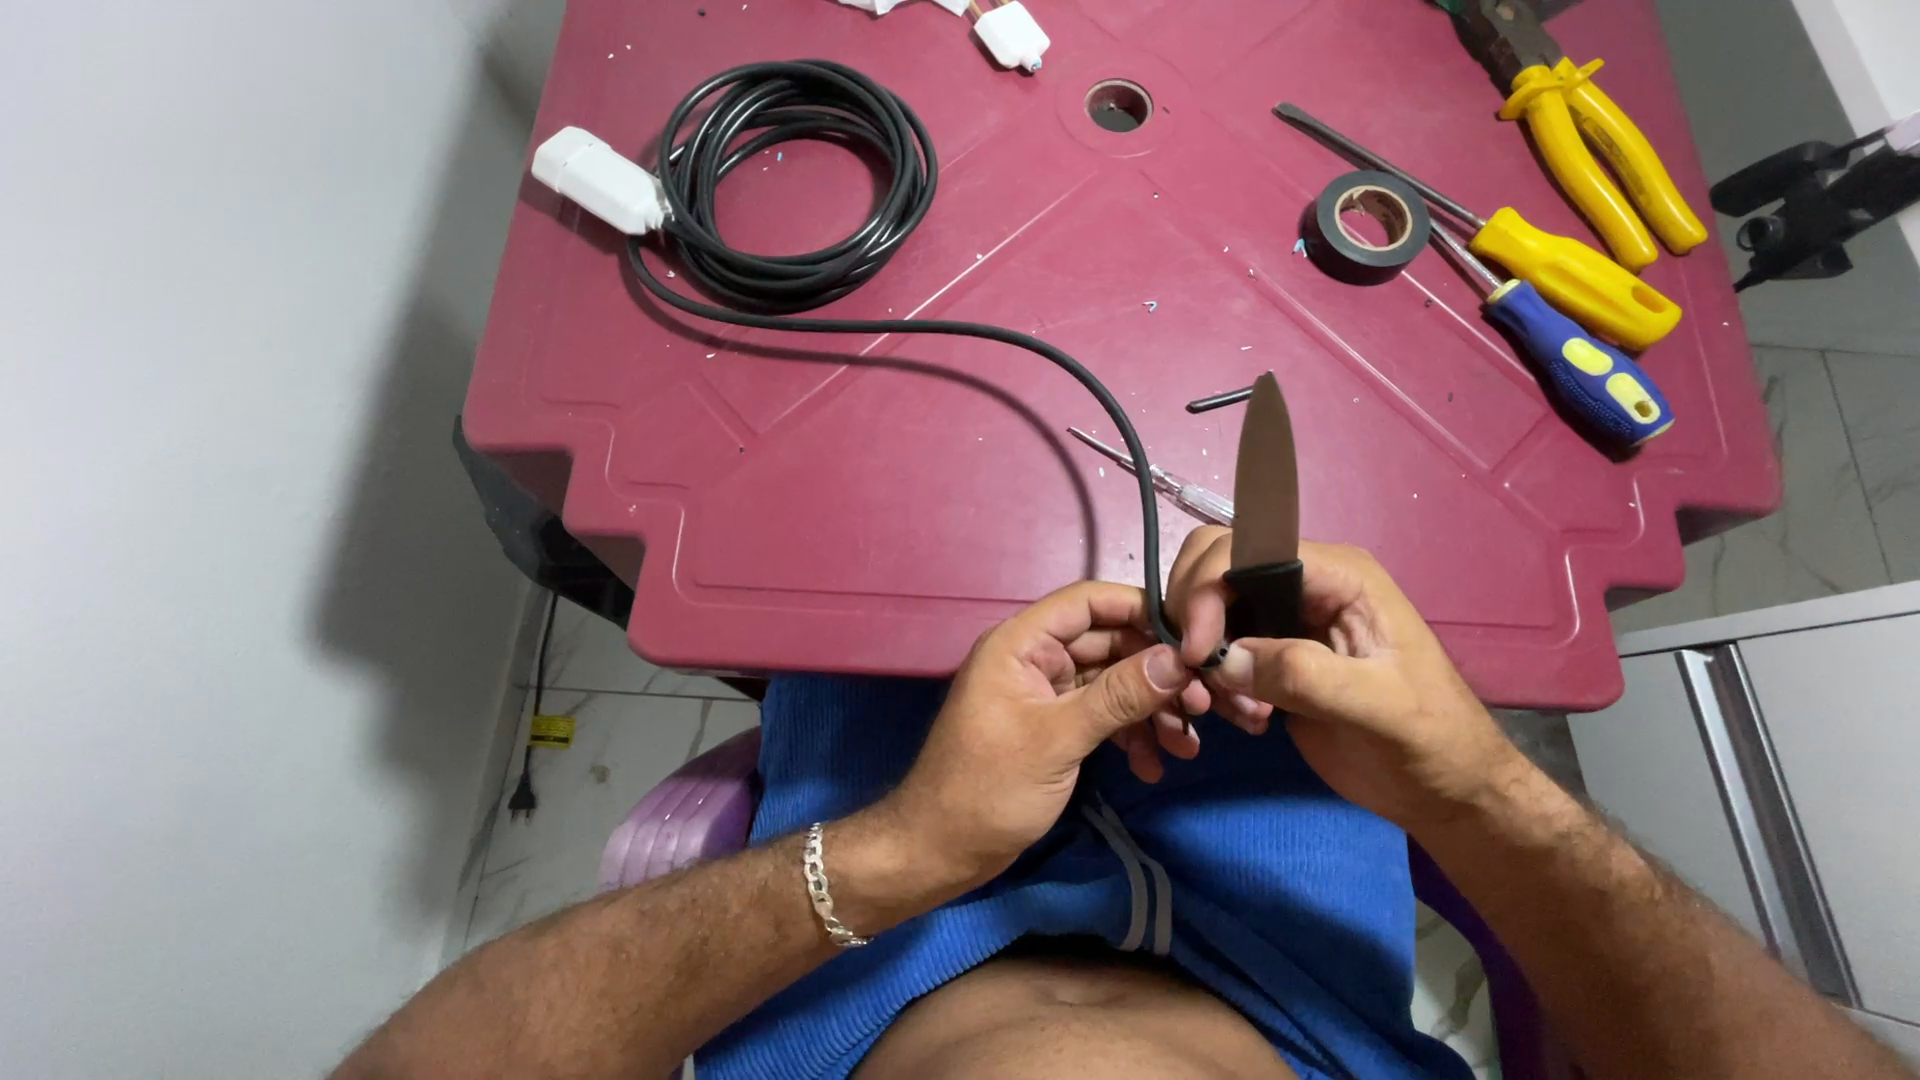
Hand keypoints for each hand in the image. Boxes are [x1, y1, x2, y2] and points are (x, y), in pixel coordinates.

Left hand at [879, 581, 1205, 895]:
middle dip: (1156, 672)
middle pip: (1107, 644)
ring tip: (1186, 746)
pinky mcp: (1052, 726)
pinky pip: (1100, 715)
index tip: (1192, 636)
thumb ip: (1117, 696)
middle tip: (1203, 705)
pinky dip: (1129, 734)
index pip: (1087, 602)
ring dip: (1149, 710)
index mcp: (1021, 643)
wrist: (941, 849)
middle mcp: (1033, 658)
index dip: (1140, 610)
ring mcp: (1043, 693)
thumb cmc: (989, 788)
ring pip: (1110, 683)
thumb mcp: (1058, 739)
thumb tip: (1177, 659)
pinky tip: (1154, 765)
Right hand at [1164, 526, 1519, 832]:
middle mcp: (1301, 584)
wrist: (1442, 790)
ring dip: (1203, 657)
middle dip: (1193, 617)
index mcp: (1336, 574)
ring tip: (1238, 710)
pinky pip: (1215, 648)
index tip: (1198, 653)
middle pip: (1212, 565)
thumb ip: (1306, 675)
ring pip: (1205, 608)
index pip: (1243, 548)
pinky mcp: (1268, 653)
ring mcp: (1281, 617)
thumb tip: (1226, 660)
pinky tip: (1245, 717)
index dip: (1207, 588)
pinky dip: (1212, 681)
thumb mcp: (1379, 707)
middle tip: (1198, 673)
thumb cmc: (1429, 741)